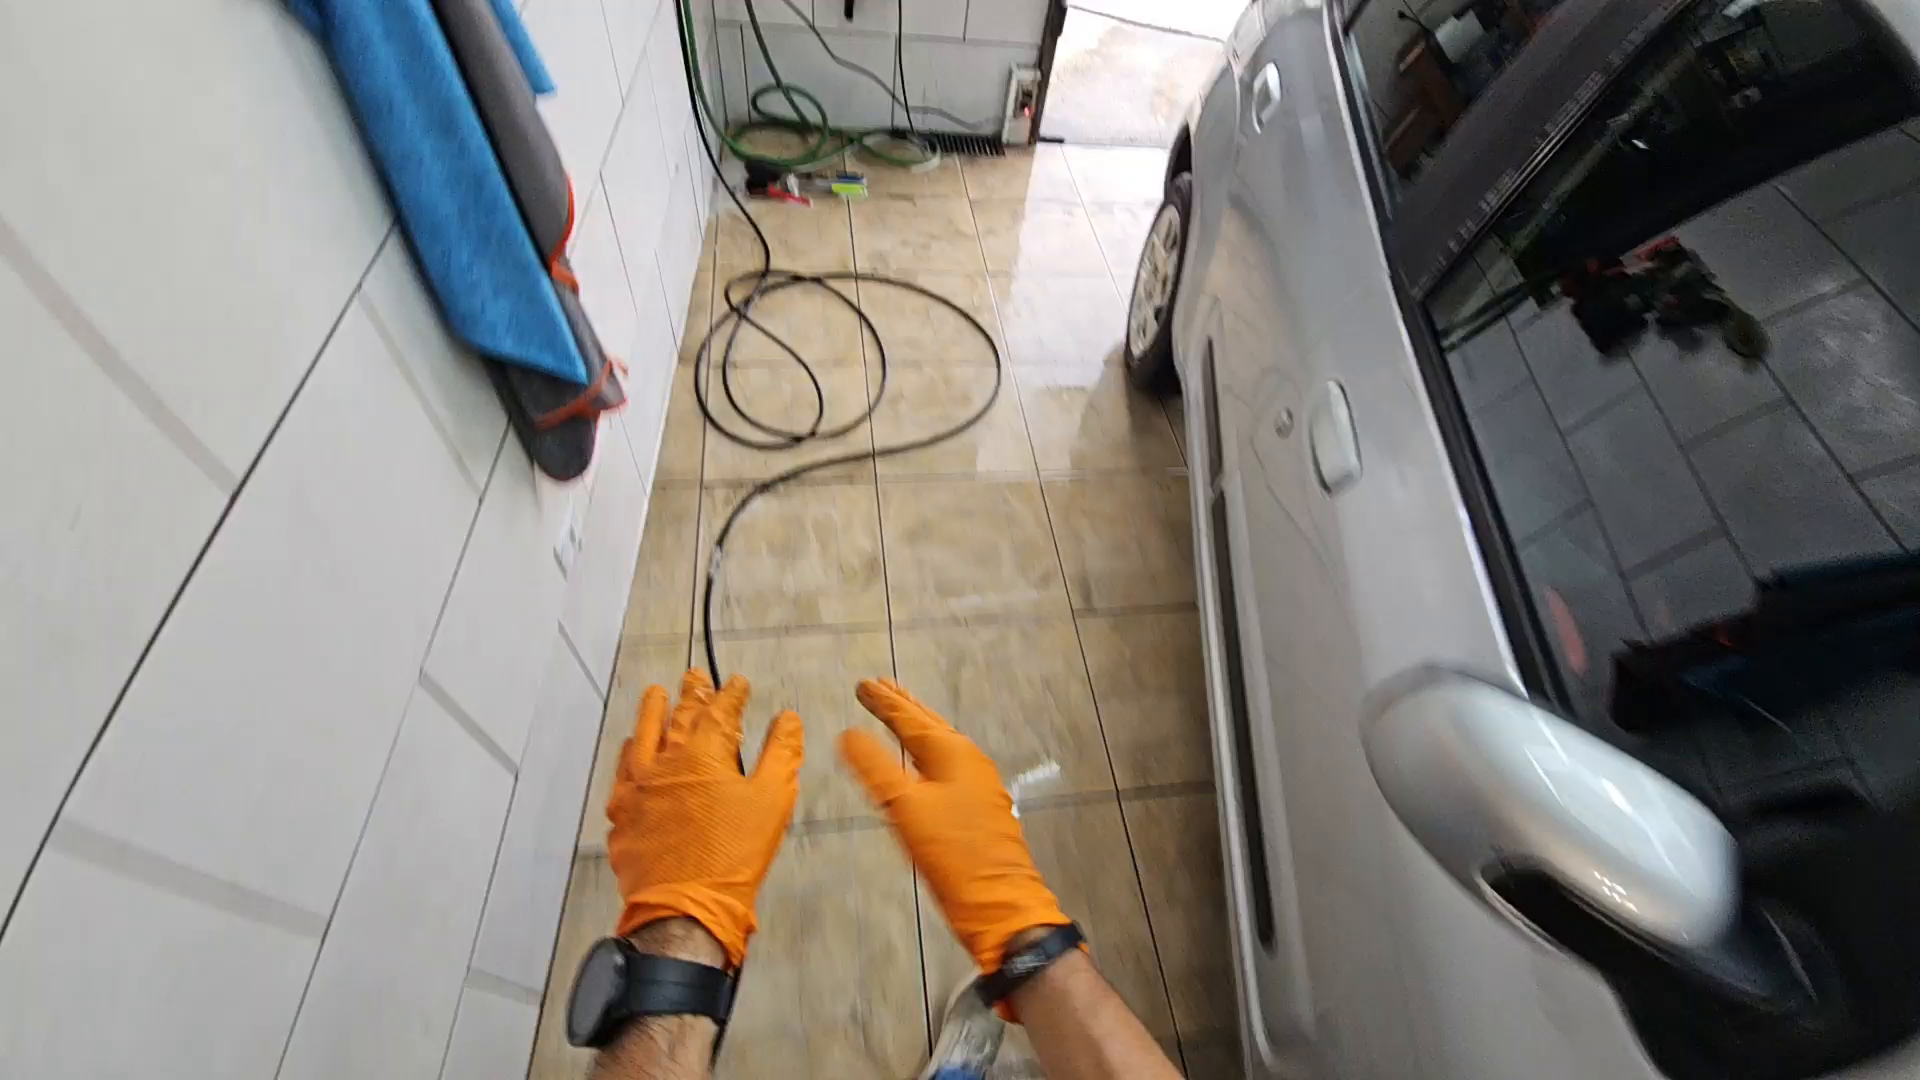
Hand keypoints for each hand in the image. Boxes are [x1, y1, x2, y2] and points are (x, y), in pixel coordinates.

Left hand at [606, 669, 802, 967]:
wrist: (685, 910)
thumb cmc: (734, 854)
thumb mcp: (772, 799)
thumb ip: (781, 752)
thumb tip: (788, 719)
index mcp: (703, 753)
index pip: (720, 710)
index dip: (732, 693)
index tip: (738, 682)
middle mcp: (664, 761)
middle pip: (678, 715)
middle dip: (690, 693)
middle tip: (694, 676)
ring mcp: (637, 788)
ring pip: (642, 736)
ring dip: (652, 713)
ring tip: (656, 695)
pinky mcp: (621, 816)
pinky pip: (621, 772)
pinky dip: (629, 753)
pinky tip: (632, 750)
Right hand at [838, 678, 1069, 974]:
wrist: (1001, 903)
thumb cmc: (952, 855)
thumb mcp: (905, 809)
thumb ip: (875, 768)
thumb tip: (848, 733)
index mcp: (951, 753)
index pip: (909, 719)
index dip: (883, 703)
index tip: (862, 685)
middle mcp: (967, 758)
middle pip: (928, 724)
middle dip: (902, 705)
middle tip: (879, 685)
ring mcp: (977, 781)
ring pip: (939, 742)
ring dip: (916, 724)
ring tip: (898, 710)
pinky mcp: (979, 804)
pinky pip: (945, 762)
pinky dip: (926, 750)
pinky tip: (921, 761)